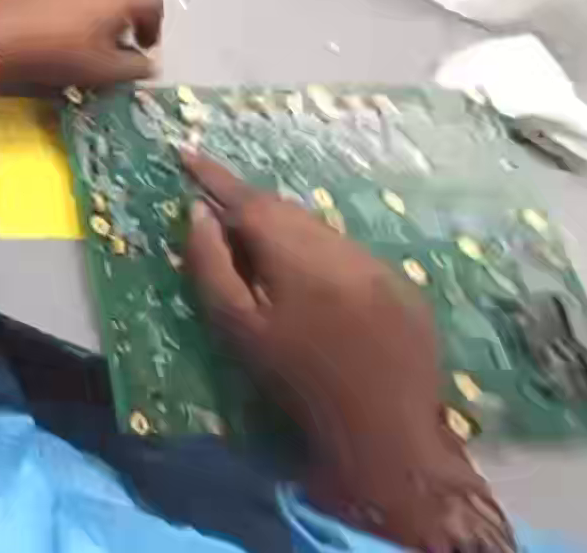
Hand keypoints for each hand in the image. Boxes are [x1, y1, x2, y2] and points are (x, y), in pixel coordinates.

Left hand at [0, 0, 162, 87]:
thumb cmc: (56, 53)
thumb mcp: (103, 70)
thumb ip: (135, 67)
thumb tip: (148, 63)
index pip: (153, 6)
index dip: (153, 28)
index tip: (143, 46)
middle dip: (129, 1)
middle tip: (119, 26)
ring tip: (90, 13)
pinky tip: (58, 4)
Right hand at [182, 152, 514, 551]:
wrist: (386, 434)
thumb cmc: (293, 376)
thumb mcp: (233, 322)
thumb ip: (209, 261)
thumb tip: (198, 211)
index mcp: (304, 264)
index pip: (250, 202)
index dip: (214, 176)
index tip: (184, 153)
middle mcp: (348, 255)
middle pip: (283, 208)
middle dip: (244, 203)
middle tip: (212, 212)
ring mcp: (382, 269)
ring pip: (314, 224)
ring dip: (278, 224)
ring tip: (252, 246)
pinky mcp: (402, 286)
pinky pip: (340, 245)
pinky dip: (309, 244)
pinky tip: (298, 274)